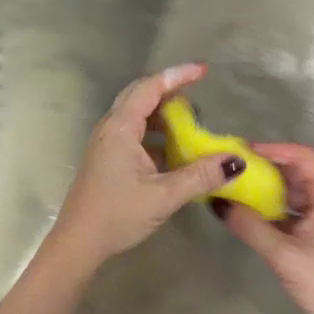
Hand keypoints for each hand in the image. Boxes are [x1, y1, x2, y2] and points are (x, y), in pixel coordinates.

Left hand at [45, 64, 240, 269]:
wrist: (78, 243)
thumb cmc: (117, 215)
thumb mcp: (164, 196)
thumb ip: (200, 176)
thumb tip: (236, 161)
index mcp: (120, 128)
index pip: (150, 88)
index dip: (177, 76)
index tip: (203, 71)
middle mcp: (110, 128)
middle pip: (140, 95)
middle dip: (169, 91)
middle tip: (198, 93)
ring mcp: (106, 143)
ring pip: (136, 116)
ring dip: (163, 115)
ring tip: (191, 125)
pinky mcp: (107, 158)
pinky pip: (134, 134)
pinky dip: (155, 135)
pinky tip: (174, 153)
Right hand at [221, 143, 313, 313]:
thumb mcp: (284, 255)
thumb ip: (249, 226)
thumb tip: (217, 202)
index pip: (303, 156)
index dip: (273, 149)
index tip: (240, 151)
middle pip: (297, 171)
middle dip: (264, 168)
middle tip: (230, 169)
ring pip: (294, 191)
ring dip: (266, 189)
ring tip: (233, 188)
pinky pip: (293, 210)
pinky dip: (272, 208)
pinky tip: (248, 214)